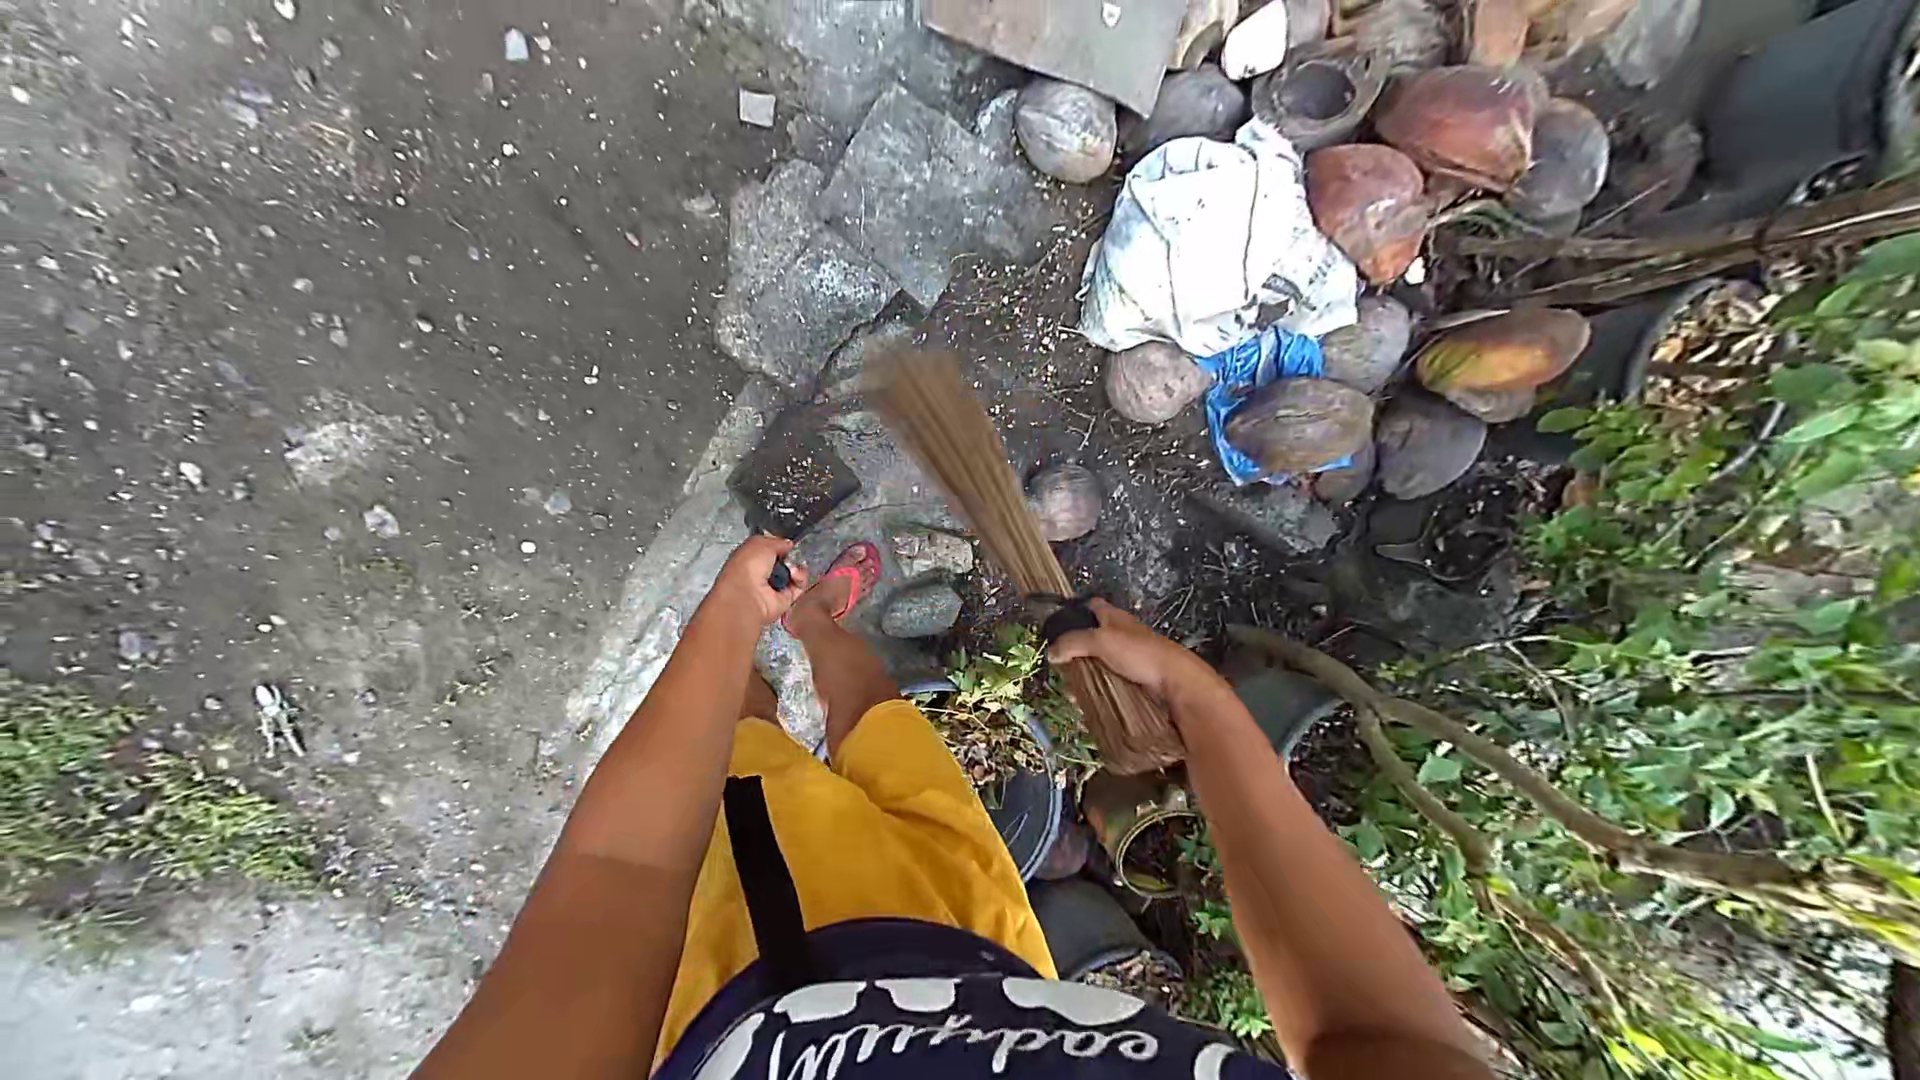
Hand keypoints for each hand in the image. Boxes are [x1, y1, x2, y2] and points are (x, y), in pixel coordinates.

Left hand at [707, 535, 808, 626]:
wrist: (749, 594)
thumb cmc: (747, 567)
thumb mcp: (761, 543)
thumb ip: (777, 541)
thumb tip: (788, 544)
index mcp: (749, 558)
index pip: (769, 549)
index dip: (780, 545)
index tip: (788, 542)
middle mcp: (760, 573)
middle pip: (784, 561)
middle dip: (792, 556)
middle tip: (793, 554)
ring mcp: (773, 587)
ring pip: (794, 572)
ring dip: (797, 566)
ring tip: (791, 566)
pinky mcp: (785, 598)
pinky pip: (799, 585)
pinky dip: (800, 578)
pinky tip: (794, 574)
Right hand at [1046, 599, 1231, 713]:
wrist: (1175, 682)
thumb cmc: (1139, 652)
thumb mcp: (1100, 640)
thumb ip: (1073, 642)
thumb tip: (1050, 652)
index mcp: (1115, 617)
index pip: (1092, 606)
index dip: (1076, 610)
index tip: (1059, 622)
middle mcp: (1123, 633)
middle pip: (1094, 635)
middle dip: (1077, 648)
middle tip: (1060, 662)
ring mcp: (1131, 657)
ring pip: (1101, 660)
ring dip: (1087, 670)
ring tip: (1071, 684)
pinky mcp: (1136, 678)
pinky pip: (1111, 680)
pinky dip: (1099, 686)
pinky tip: (1089, 696)